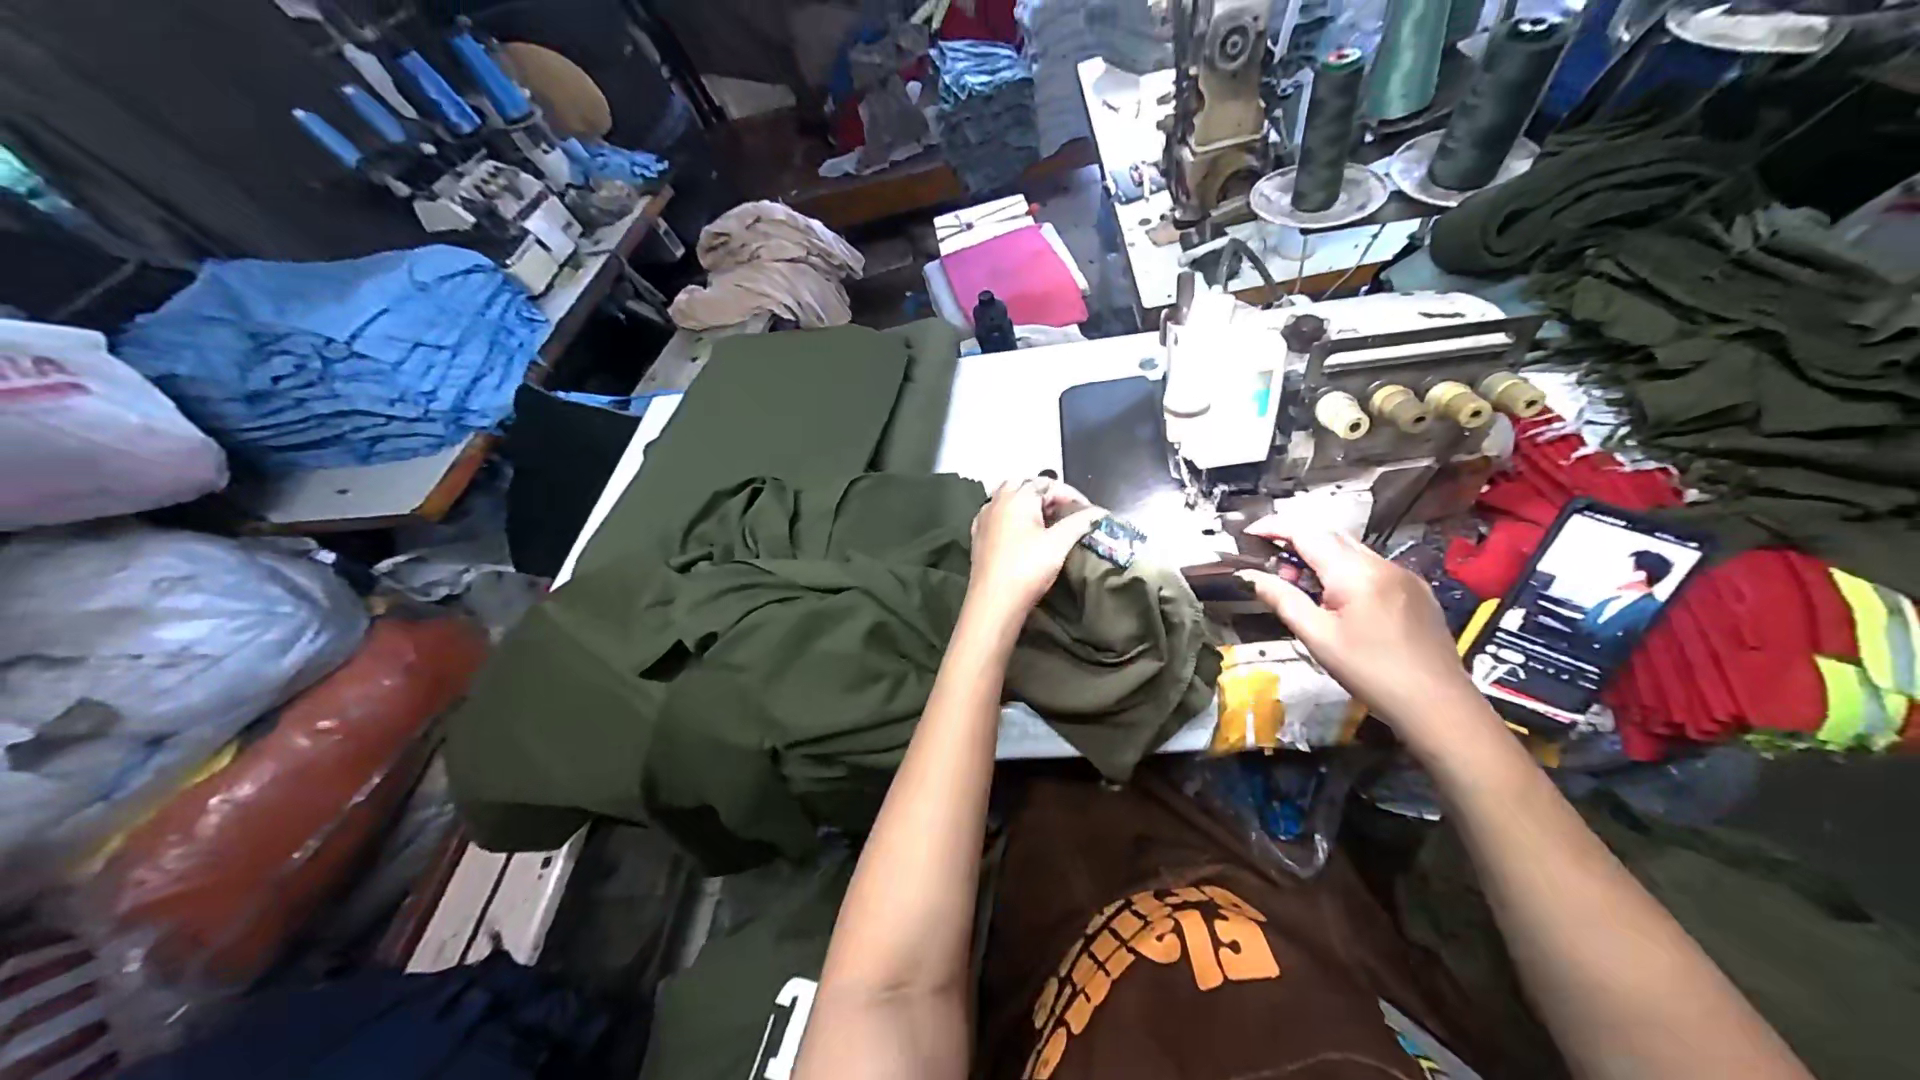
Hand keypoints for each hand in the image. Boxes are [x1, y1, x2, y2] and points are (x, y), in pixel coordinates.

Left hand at [966, 478, 1105, 622]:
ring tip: (1045, 519)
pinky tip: (1020, 530)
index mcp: (1017, 497)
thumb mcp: (1058, 544)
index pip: (1048, 484)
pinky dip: (1011, 514)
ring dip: (1027, 502)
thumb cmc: (1027, 569)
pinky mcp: (977, 534)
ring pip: (1007, 496)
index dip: (1071, 495)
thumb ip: (1080, 522)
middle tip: (1065, 512)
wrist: (993, 601)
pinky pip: (996, 513)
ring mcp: (984, 517)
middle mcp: (997, 500)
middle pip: (1025, 484)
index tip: (1087, 512)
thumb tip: (1099, 512)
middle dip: (1046, 494)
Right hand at [1235, 520, 1481, 748]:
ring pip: (1352, 551)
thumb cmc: (1370, 671)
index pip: (1307, 532)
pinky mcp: (1416, 591)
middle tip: (1272, 568)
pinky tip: (1338, 601)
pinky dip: (1345, 571)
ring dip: (1321, 558)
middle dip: (1297, 542)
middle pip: (1331, 535)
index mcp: (1355, 572)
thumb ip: (1282, 599)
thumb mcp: (1317, 637)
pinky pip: (1372, 567)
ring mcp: (1404, 575)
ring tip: (1301, 587)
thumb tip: (1250, 576)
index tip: (1250, 533)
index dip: (1275, 527)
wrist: (1438, 705)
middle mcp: (1382, 564)